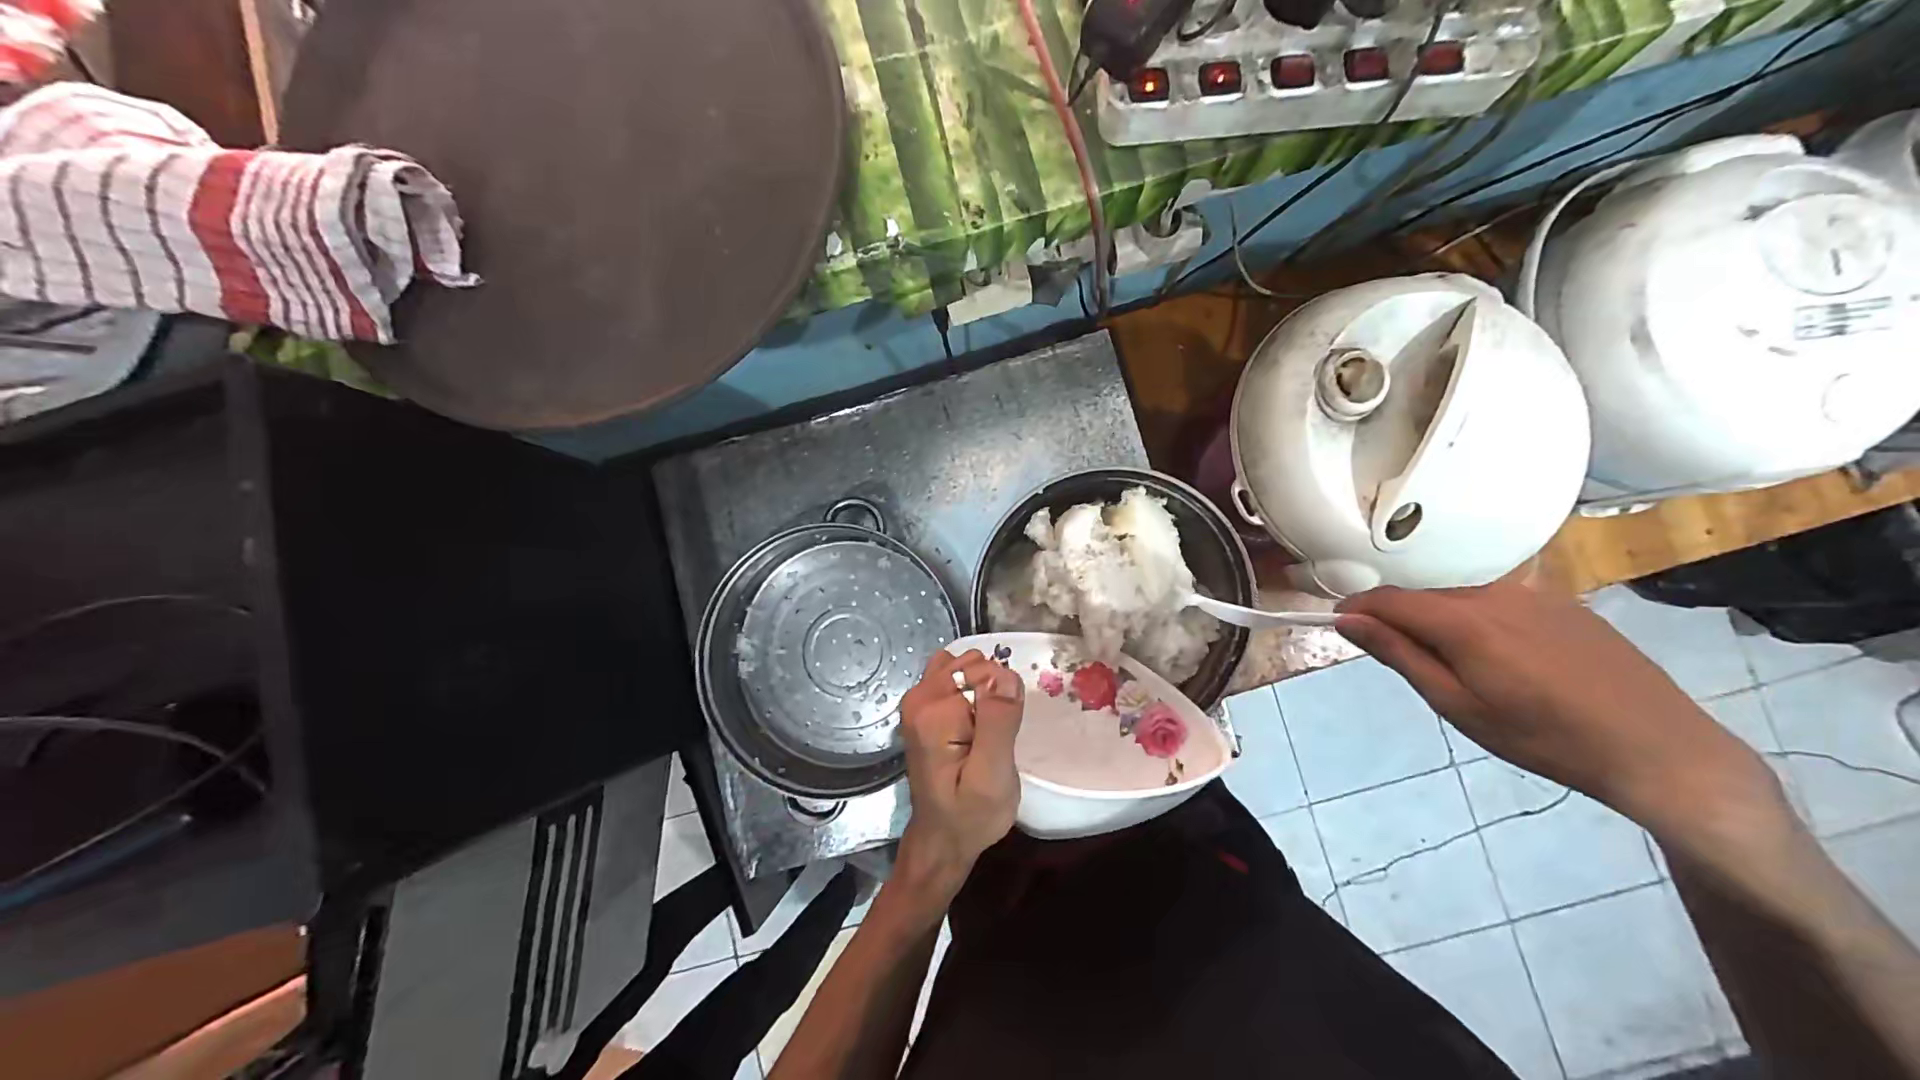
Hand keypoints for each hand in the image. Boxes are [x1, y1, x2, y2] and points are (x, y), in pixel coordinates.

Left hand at [892, 649, 1023, 905]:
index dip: (1003, 699)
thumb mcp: (992, 776)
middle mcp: (919, 696)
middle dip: (993, 693)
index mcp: (933, 711)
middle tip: (992, 738)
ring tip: (984, 732)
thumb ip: (998, 722)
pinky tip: (975, 723)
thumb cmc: (970, 815)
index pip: (985, 671)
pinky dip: (974, 692)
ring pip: (969, 667)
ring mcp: (919, 698)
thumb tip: (1004, 673)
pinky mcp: (926, 704)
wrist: (944, 838)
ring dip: (985, 693)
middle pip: (975, 664)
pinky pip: (959, 675)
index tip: (998, 735)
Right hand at [1336, 579, 1782, 833]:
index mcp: (1464, 620)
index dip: (1357, 609)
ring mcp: (1534, 595)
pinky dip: (1478, 621)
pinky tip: (1505, 661)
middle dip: (1399, 620)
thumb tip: (1348, 620)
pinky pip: (1498, 602)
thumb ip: (1399, 655)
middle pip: (1423, 596)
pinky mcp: (1564, 604)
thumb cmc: (1544, 738)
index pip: (1388, 599)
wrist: (1660, 750)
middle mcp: (1494, 594)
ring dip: (1439, 621)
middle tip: (1405, 664)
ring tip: (1458, 669)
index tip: (1340, 627)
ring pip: (1460, 598)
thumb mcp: (1457, 705)